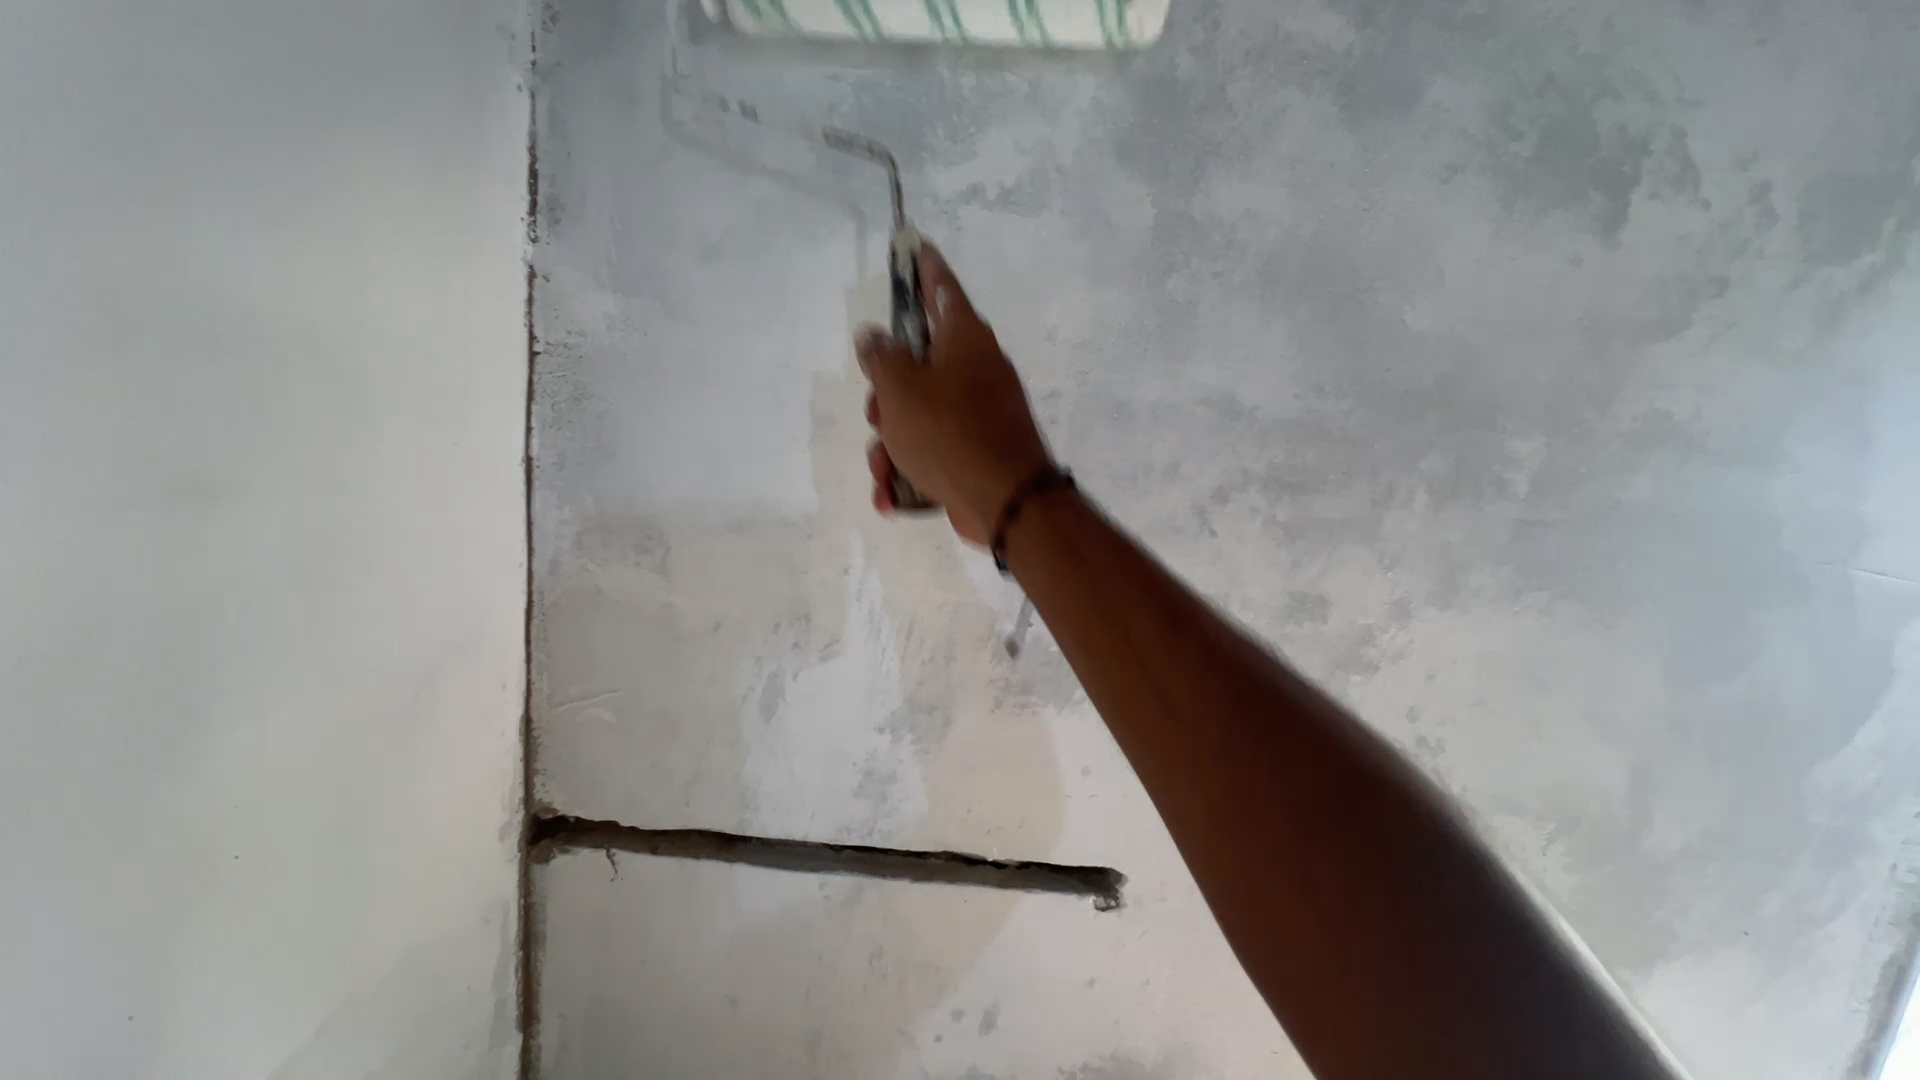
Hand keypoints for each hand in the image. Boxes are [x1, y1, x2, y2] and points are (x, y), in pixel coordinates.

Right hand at [858, 242, 1053, 545]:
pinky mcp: (976, 451)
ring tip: (884, 470)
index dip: (925, 267)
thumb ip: (881, 357)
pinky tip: (893, 495)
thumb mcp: (900, 389)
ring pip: (917, 415)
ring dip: (891, 445)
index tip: (917, 246)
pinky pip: (932, 450)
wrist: (1005, 500)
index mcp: (964, 339)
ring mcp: (979, 413)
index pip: (941, 288)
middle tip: (878, 415)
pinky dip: (909, 471)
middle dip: (886, 397)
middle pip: (917, 366)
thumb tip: (874, 336)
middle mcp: (976, 369)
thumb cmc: (949, 431)